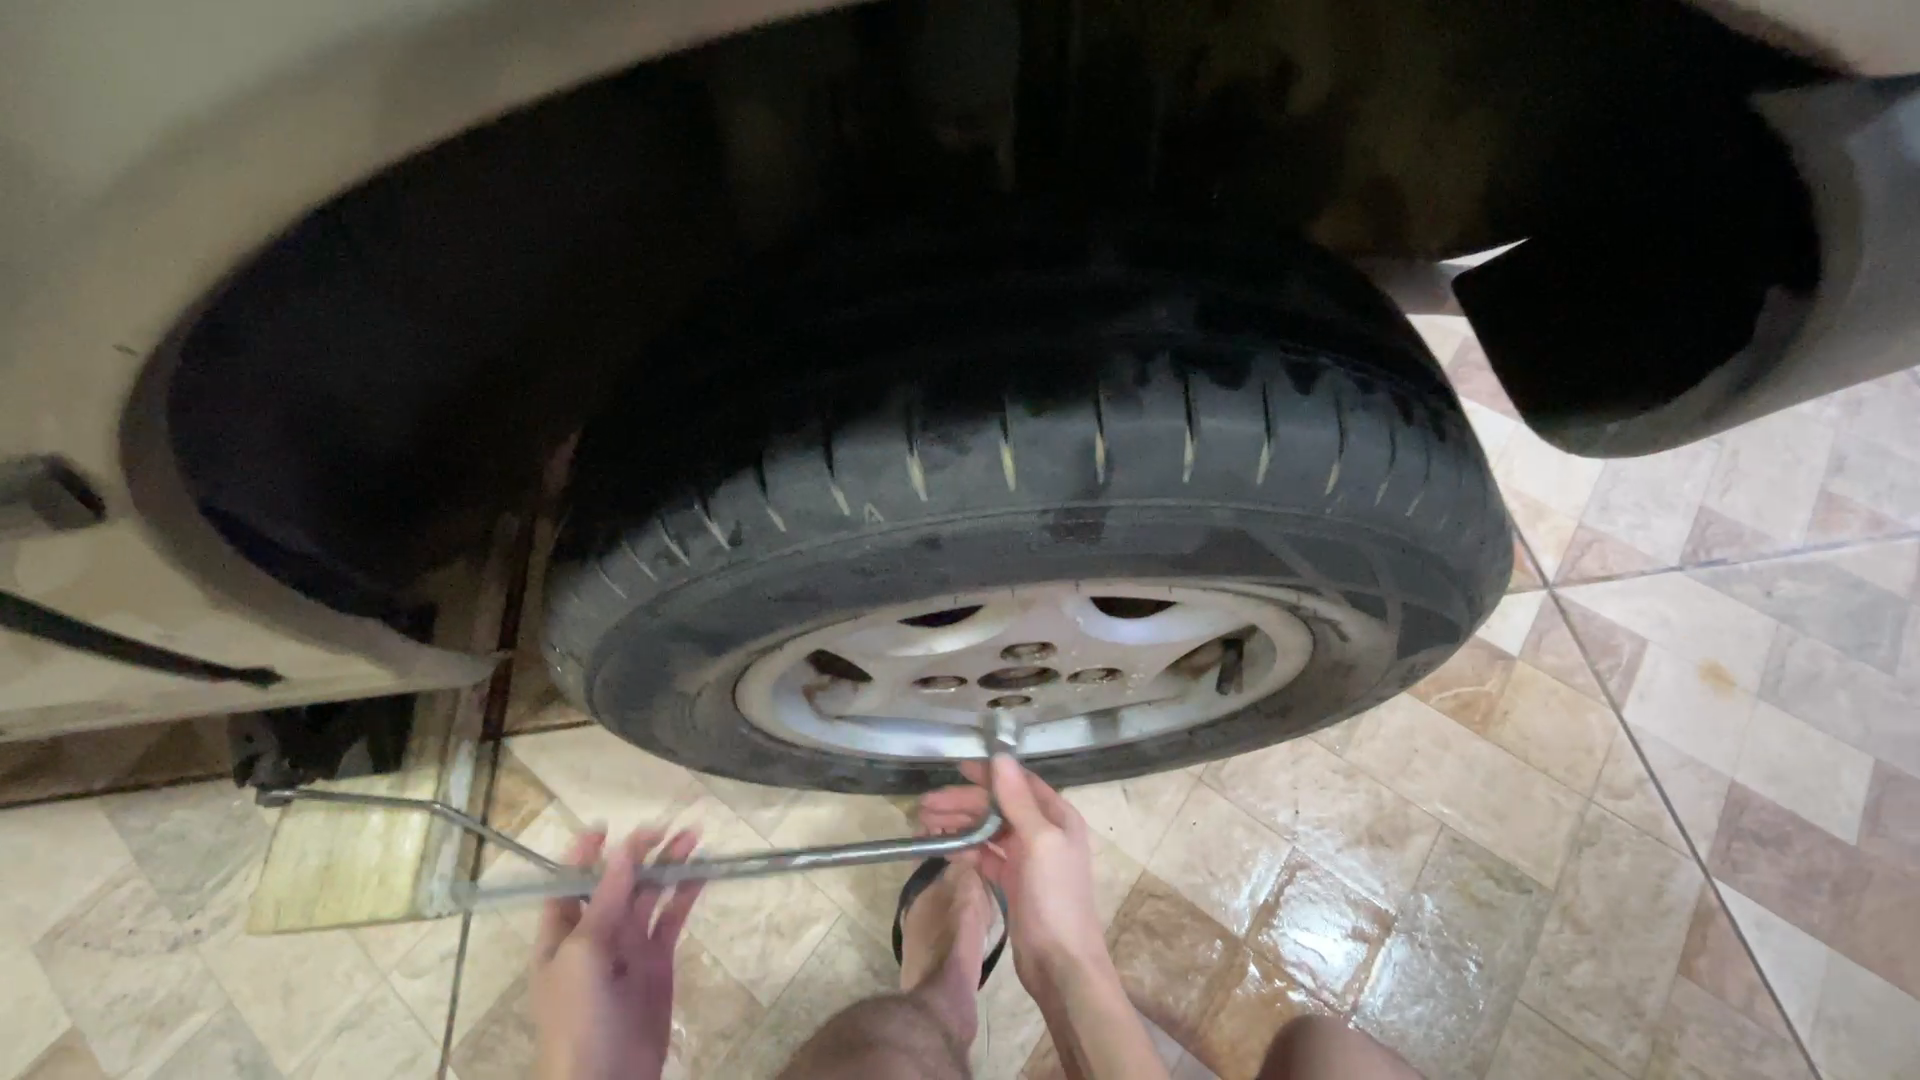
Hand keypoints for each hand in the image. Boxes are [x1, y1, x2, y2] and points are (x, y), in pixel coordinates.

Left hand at [531, 825, 702, 1079]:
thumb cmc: (577, 1018)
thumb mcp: (583, 956)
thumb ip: (606, 902)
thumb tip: (623, 852)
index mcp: (561, 934)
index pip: (568, 883)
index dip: (583, 854)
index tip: (607, 825)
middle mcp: (594, 935)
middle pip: (617, 882)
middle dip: (639, 852)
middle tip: (667, 827)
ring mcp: (628, 947)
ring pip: (650, 894)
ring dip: (669, 865)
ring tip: (694, 836)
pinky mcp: (658, 961)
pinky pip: (672, 918)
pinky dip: (687, 893)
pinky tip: (703, 872)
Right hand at [918, 756, 1111, 991]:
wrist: (1061, 964)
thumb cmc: (1055, 897)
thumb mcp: (1039, 841)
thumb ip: (1018, 800)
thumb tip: (1000, 756)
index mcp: (1057, 816)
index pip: (1019, 783)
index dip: (989, 774)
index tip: (957, 769)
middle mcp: (1043, 831)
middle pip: (998, 806)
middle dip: (963, 803)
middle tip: (925, 805)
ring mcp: (1027, 858)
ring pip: (988, 831)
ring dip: (959, 824)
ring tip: (924, 823)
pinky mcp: (1012, 881)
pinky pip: (984, 855)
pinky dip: (964, 848)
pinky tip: (942, 846)